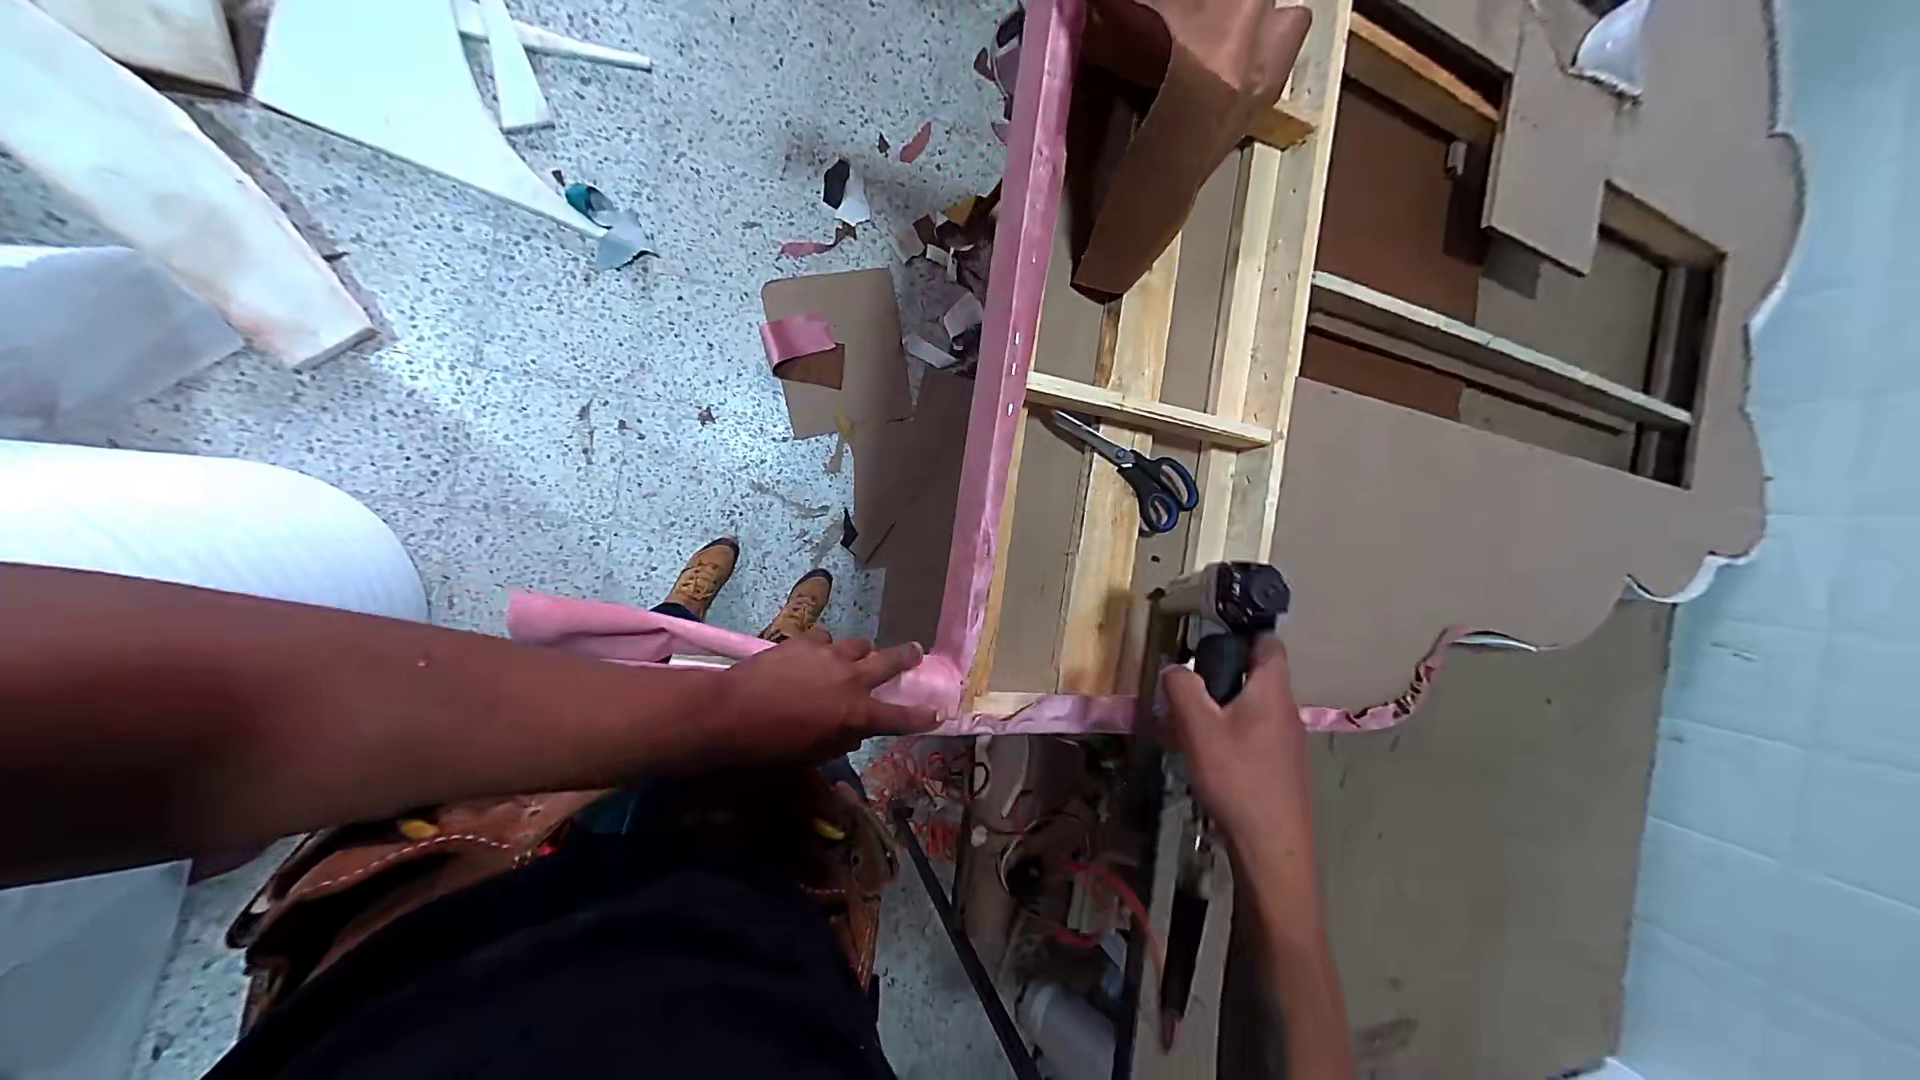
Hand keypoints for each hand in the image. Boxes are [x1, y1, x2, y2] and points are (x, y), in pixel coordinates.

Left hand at [697, 636, 938, 768]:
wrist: (732, 712)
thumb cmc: (772, 746)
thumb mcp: (814, 754)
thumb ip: (842, 738)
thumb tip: (855, 729)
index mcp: (857, 714)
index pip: (900, 717)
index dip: (922, 715)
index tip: (938, 711)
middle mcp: (852, 679)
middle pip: (890, 662)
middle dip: (907, 657)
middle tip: (916, 652)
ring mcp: (830, 655)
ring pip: (860, 644)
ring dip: (863, 652)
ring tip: (858, 655)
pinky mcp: (807, 640)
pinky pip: (827, 639)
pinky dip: (827, 647)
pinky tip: (816, 653)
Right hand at [1162, 636, 1309, 845]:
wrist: (1272, 848)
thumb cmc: (1237, 778)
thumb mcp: (1198, 728)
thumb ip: (1182, 688)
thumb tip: (1174, 668)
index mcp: (1271, 691)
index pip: (1268, 643)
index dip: (1241, 633)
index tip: (1207, 640)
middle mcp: (1284, 711)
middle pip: (1249, 677)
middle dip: (1212, 680)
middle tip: (1181, 695)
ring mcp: (1284, 742)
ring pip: (1244, 709)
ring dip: (1212, 713)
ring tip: (1179, 731)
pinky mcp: (1278, 767)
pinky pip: (1247, 736)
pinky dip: (1222, 737)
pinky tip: (1199, 759)